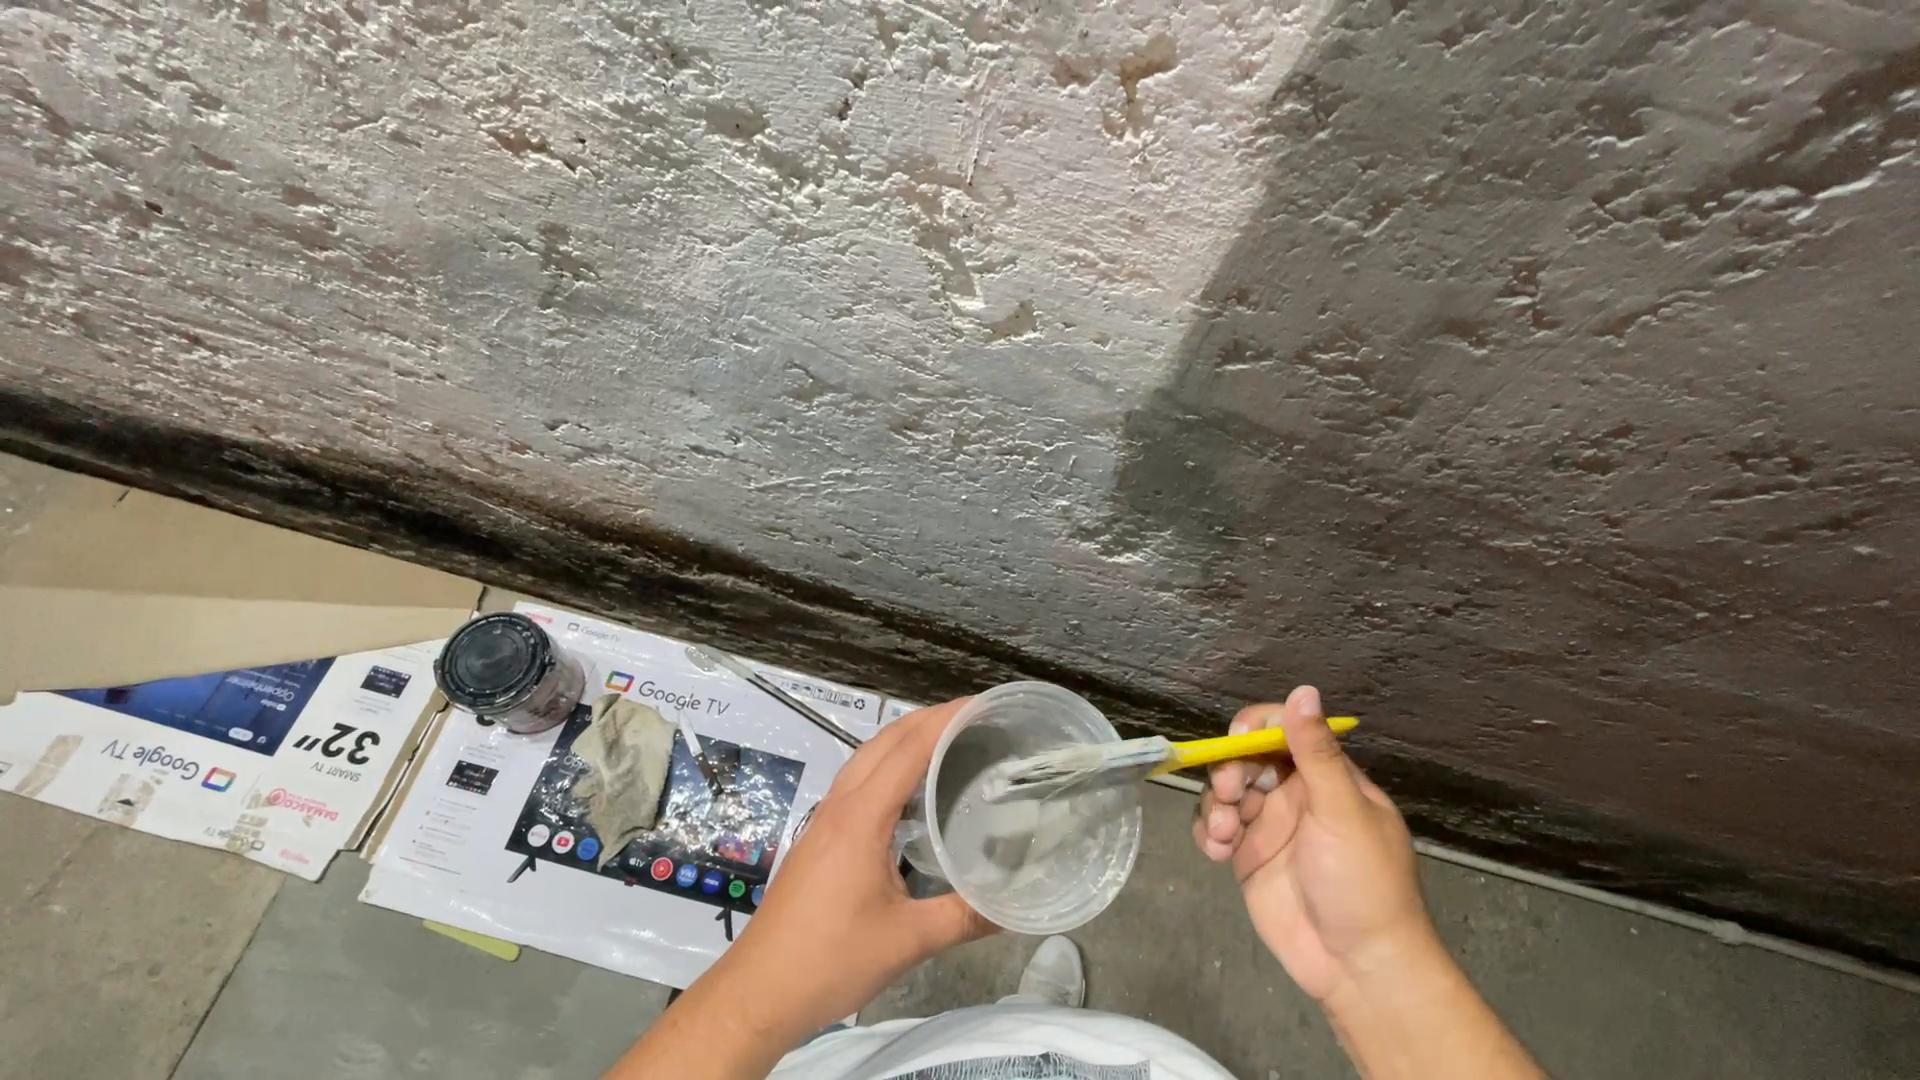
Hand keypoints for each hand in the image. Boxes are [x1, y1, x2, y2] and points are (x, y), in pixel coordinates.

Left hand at [721, 699, 996, 1034]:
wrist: (759, 991)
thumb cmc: (830, 960)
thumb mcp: (908, 941)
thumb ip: (963, 918)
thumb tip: (1013, 908)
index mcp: (860, 818)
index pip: (907, 750)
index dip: (944, 721)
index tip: (981, 705)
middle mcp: (840, 806)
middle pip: (884, 742)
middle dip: (927, 719)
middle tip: (974, 718)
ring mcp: (824, 820)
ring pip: (866, 759)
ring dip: (903, 740)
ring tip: (947, 742)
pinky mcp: (818, 838)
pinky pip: (857, 782)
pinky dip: (887, 767)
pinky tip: (910, 792)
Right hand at [1192, 686, 1434, 1002]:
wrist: (1357, 967)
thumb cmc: (1363, 883)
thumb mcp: (1343, 812)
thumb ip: (1316, 753)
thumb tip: (1304, 690)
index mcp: (1326, 777)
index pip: (1284, 730)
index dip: (1255, 727)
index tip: (1237, 741)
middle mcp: (1294, 794)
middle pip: (1244, 758)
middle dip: (1229, 770)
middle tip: (1229, 793)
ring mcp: (1268, 825)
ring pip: (1223, 792)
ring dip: (1215, 807)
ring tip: (1226, 837)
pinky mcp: (1248, 856)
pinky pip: (1215, 829)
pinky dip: (1208, 834)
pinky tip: (1218, 853)